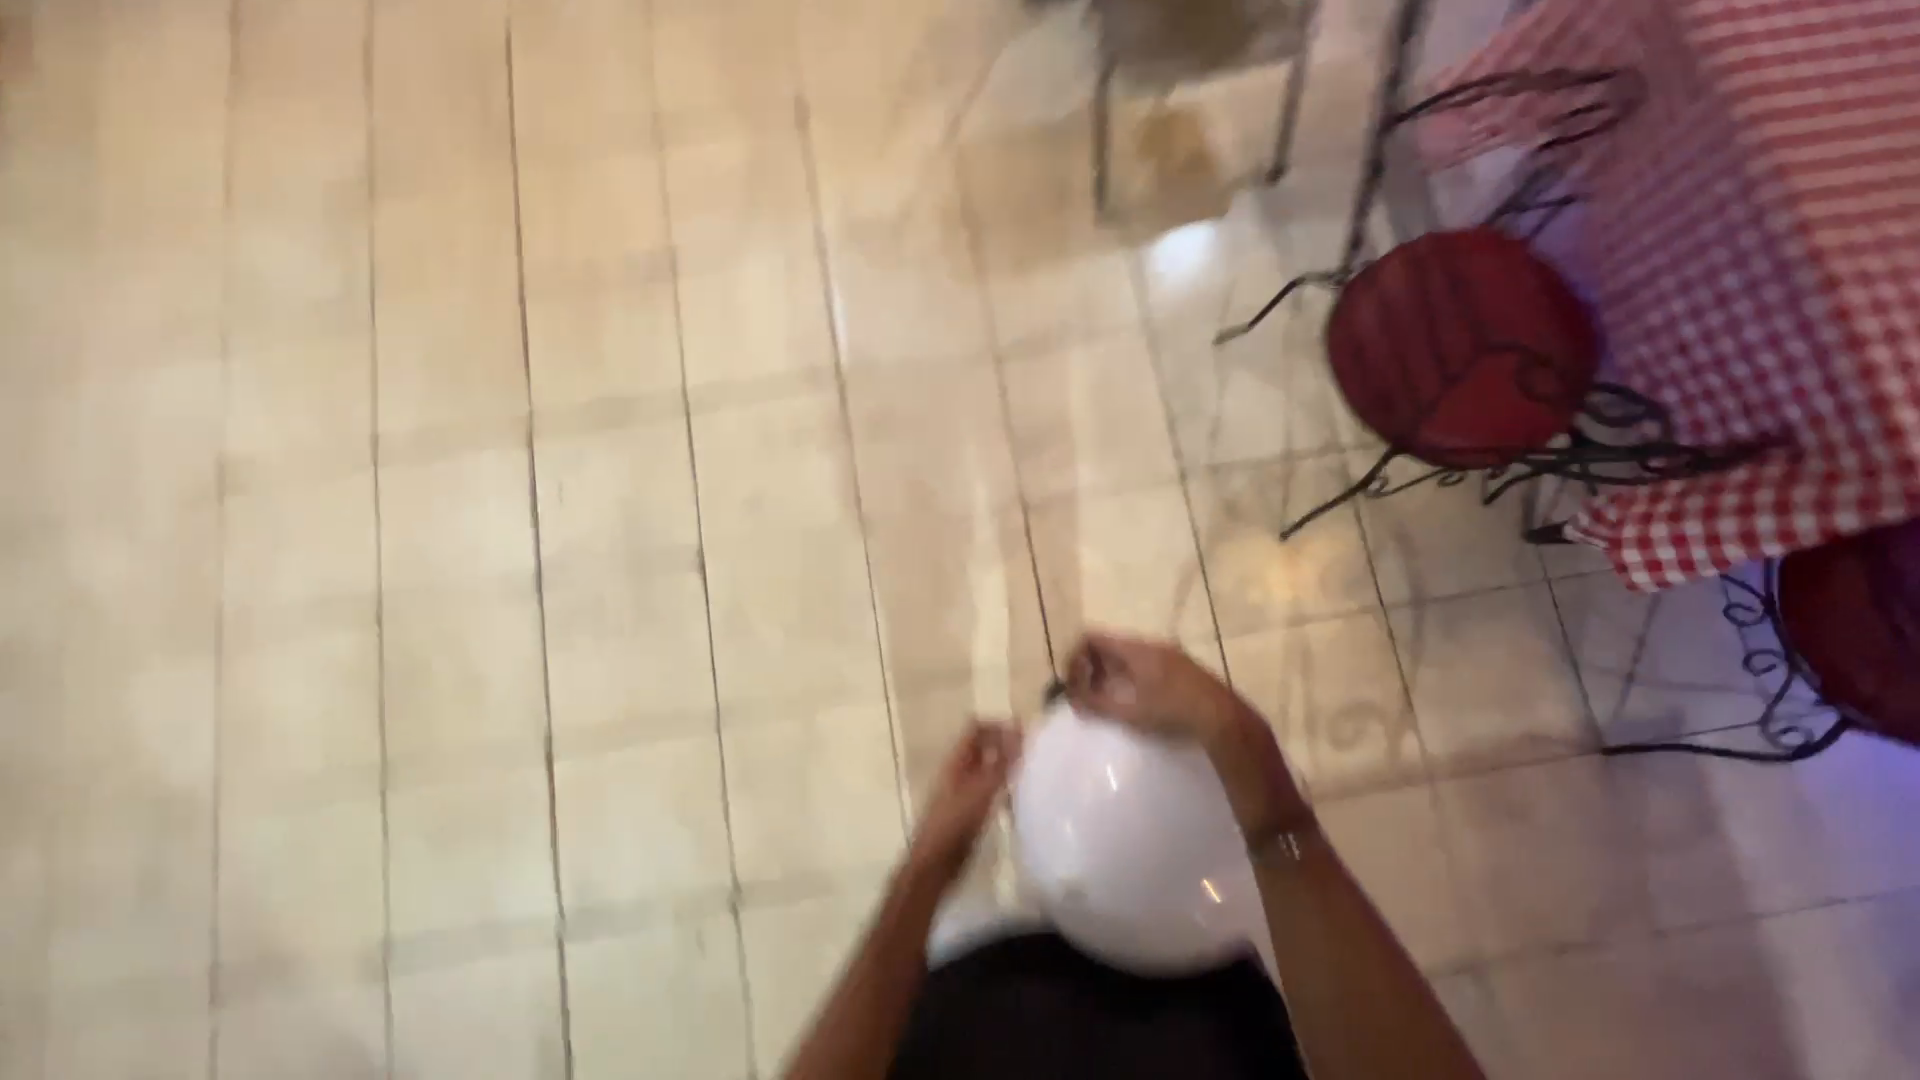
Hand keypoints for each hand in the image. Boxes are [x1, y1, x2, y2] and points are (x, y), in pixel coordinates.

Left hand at [906, 719, 1021, 884]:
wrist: (934, 865)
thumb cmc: (954, 825)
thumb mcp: (980, 792)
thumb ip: (1001, 764)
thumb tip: (1020, 731)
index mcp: (956, 761)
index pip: (976, 727)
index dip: (999, 726)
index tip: (1026, 735)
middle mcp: (958, 771)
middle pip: (983, 746)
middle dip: (1006, 744)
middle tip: (1034, 753)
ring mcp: (963, 791)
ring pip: (988, 768)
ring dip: (1007, 767)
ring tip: (1032, 773)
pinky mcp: (969, 811)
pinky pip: (990, 790)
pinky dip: (1004, 788)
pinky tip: (1020, 798)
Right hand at [1065, 631, 1311, 835]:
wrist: (1226, 723)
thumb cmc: (1173, 714)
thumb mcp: (1129, 712)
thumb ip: (1096, 704)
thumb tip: (1072, 699)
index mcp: (1137, 649)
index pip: (1093, 637)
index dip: (1075, 657)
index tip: (1073, 684)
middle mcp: (1153, 645)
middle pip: (1110, 646)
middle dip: (1092, 669)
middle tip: (1086, 697)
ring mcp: (1171, 656)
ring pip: (1129, 658)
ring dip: (1112, 676)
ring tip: (1109, 704)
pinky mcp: (1184, 671)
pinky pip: (1146, 667)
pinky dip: (1131, 681)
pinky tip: (1136, 706)